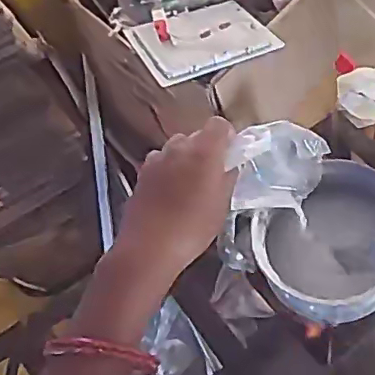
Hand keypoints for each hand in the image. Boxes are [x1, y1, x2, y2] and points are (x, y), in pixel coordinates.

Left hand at [111, 117, 238, 282]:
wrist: (148, 248)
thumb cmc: (193, 228)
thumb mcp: (222, 205)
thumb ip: (228, 177)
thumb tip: (230, 165)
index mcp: (204, 151)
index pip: (219, 125)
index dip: (228, 137)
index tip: (232, 156)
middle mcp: (178, 147)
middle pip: (197, 136)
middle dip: (207, 150)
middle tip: (214, 176)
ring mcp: (156, 158)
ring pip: (178, 148)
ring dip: (187, 160)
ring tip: (191, 188)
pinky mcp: (142, 172)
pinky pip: (162, 162)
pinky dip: (170, 170)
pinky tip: (172, 195)